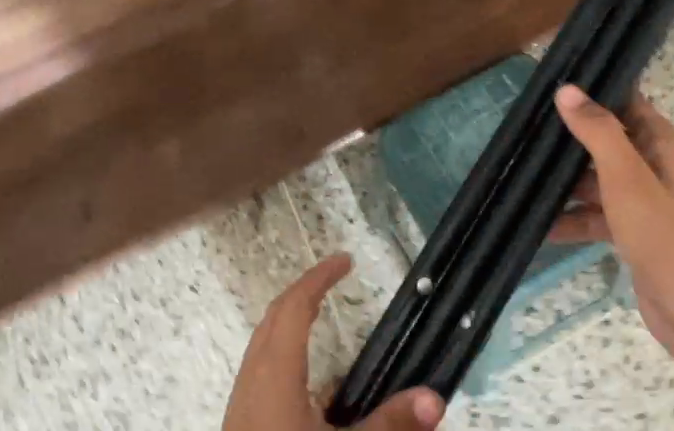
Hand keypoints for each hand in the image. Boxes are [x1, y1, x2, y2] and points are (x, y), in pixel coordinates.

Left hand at [223, 254, 444, 430]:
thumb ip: (389, 425)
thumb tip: (434, 399)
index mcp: (275, 374)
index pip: (295, 306)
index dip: (319, 277)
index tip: (345, 260)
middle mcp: (252, 378)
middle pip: (274, 317)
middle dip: (304, 291)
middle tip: (336, 278)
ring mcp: (241, 401)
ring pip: (262, 342)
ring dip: (289, 319)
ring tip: (320, 313)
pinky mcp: (240, 422)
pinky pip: (259, 366)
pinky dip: (282, 349)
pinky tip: (305, 375)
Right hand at [549, 86, 673, 430]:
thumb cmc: (667, 240)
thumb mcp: (627, 180)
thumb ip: (598, 132)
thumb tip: (568, 89)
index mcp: (665, 147)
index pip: (626, 102)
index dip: (592, 92)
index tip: (548, 85)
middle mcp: (658, 168)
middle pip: (607, 141)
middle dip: (568, 138)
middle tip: (523, 131)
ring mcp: (647, 204)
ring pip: (599, 180)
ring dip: (565, 182)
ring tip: (521, 176)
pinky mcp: (636, 236)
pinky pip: (599, 215)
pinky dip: (574, 218)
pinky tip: (539, 225)